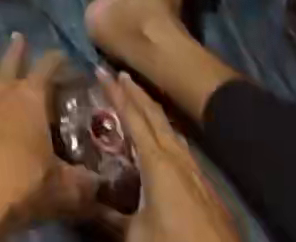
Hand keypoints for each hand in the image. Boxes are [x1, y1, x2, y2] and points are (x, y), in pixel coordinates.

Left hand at [0, 34, 106, 240]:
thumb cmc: (23, 184)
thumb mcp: (64, 188)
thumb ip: (85, 184)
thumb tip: (102, 184)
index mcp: (31, 96)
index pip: (47, 65)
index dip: (58, 58)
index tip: (65, 55)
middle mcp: (3, 91)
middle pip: (10, 61)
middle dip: (18, 49)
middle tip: (20, 37)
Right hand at [100, 69, 239, 241]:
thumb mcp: (135, 235)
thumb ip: (111, 215)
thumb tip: (89, 200)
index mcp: (157, 161)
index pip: (132, 116)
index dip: (116, 93)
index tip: (101, 70)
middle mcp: (177, 156)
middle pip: (154, 114)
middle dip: (136, 92)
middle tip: (120, 74)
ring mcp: (195, 169)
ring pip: (170, 128)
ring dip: (152, 110)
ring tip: (139, 98)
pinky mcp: (206, 185)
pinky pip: (181, 144)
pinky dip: (165, 130)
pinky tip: (164, 137)